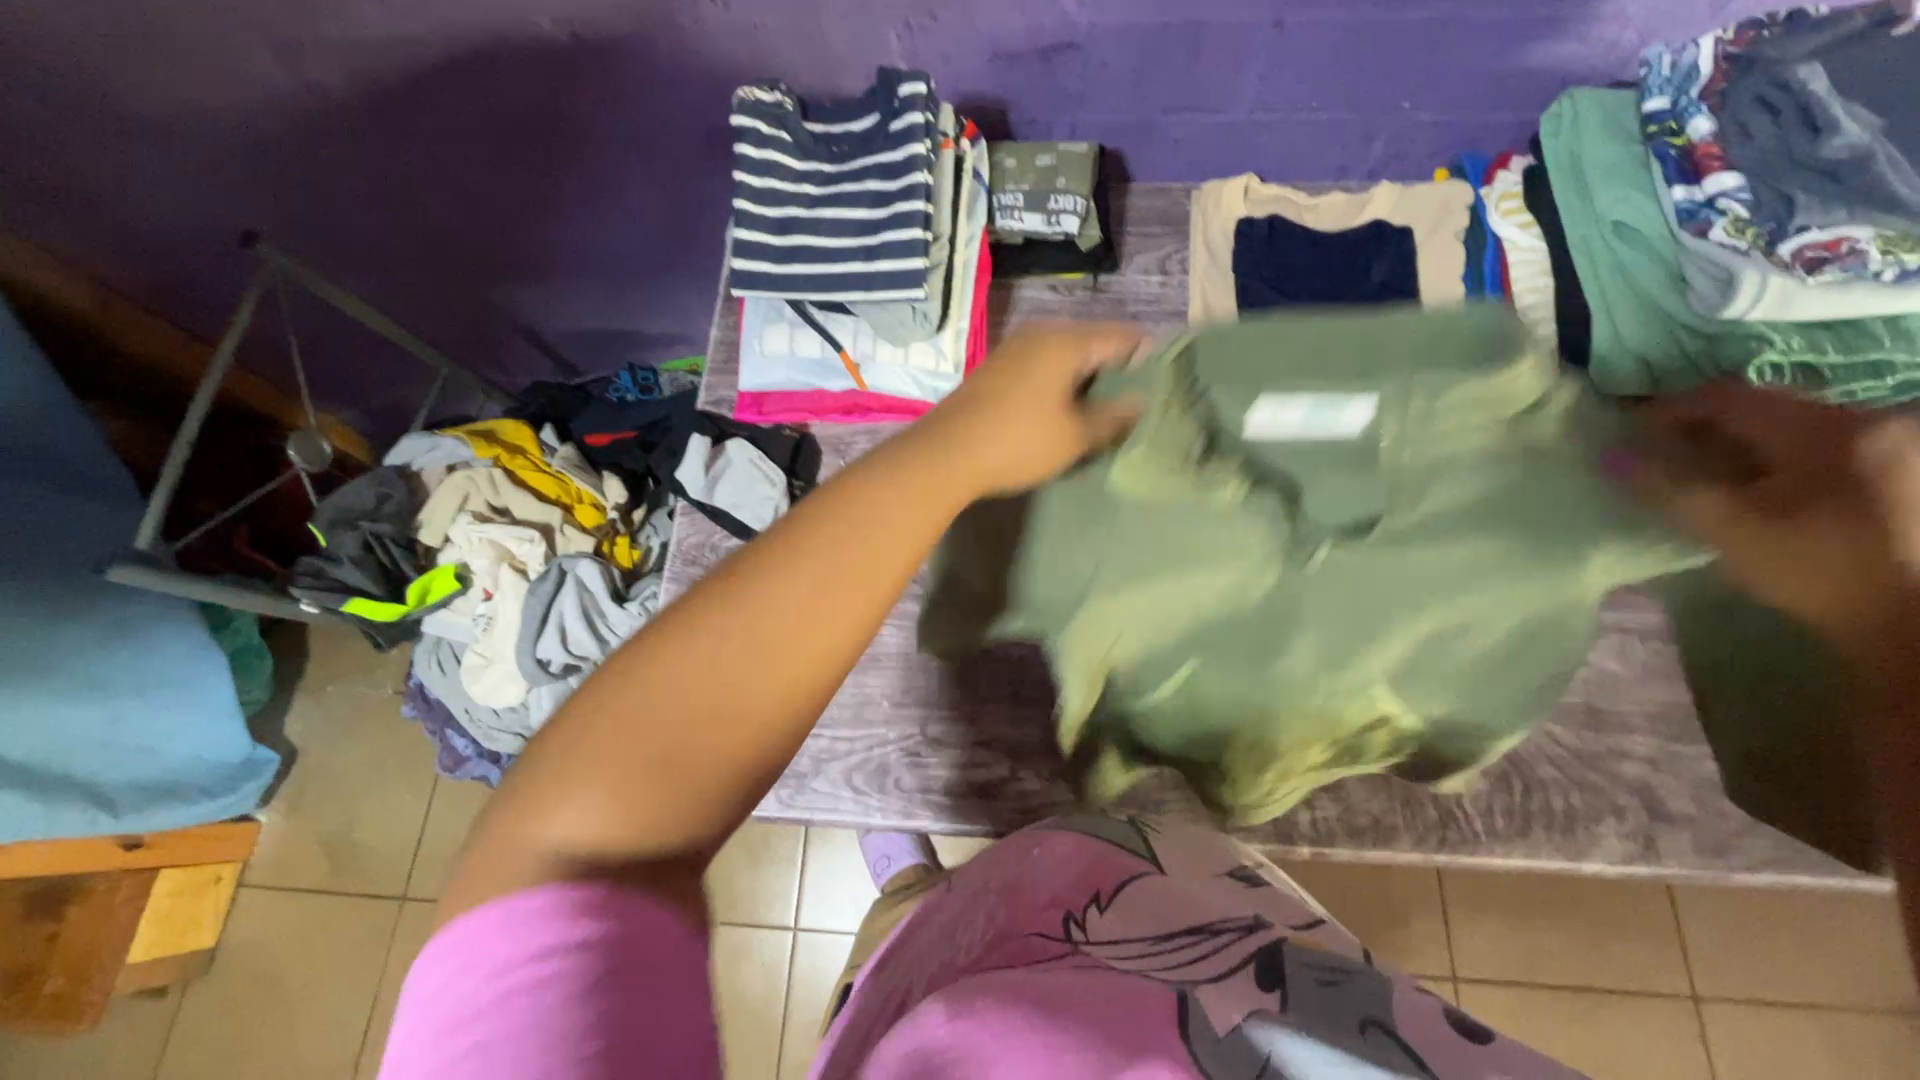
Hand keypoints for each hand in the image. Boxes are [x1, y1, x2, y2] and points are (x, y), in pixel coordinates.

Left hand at [909, 322, 1144, 496]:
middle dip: (1116, 370)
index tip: (1165, 383)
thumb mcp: (1075, 435)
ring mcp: (1013, 351)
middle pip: (1093, 343)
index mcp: (1066, 341)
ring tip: (1105, 411)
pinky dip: (1060, 385)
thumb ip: (1114, 417)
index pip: (1123, 337)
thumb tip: (1142, 401)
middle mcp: (1040, 335)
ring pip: (1065, 357)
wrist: (943, 456)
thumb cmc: (1017, 442)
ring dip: (1086, 380)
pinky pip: (1042, 369)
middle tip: (1138, 402)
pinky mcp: (996, 371)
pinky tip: (1065, 412)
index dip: (1148, 357)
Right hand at [1622, 381, 1919, 650]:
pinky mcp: (1908, 462)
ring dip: (1746, 440)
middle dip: (1709, 425)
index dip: (1673, 408)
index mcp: (1828, 428)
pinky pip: (1826, 440)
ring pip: (1797, 423)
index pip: (1731, 397)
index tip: (1632, 430)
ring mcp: (1899, 438)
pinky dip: (1782, 452)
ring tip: (1709, 469)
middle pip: (1768, 406)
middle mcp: (1871, 416)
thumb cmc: (1818, 572)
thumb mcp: (1732, 532)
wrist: (1912, 623)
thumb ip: (1669, 489)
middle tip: (1665, 451)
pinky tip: (1763, 482)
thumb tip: (1611, 456)